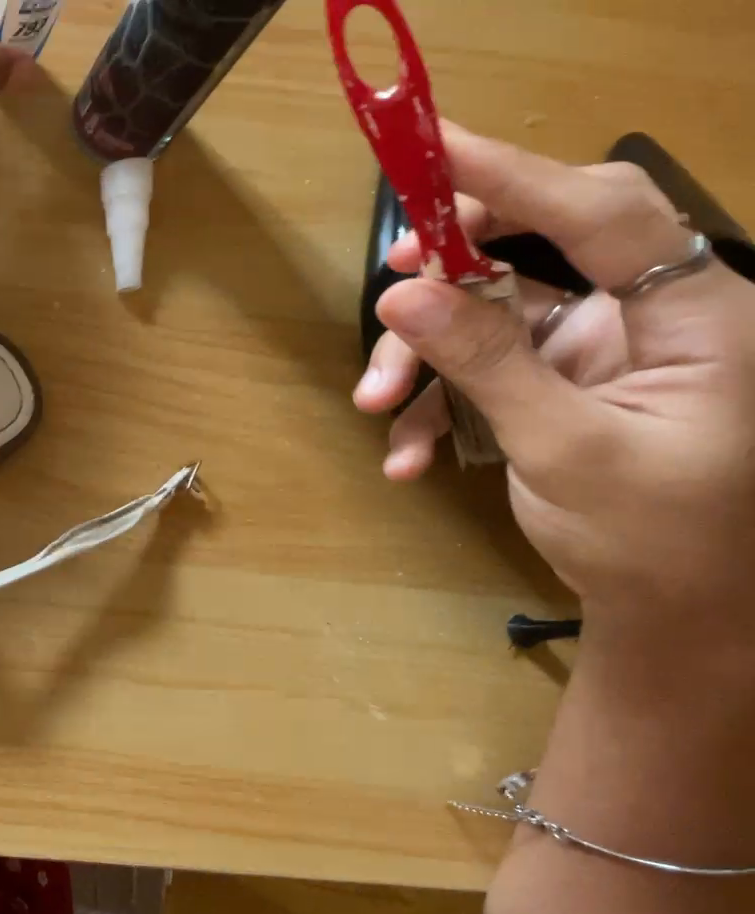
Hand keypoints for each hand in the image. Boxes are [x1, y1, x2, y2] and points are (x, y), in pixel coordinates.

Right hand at [355, 123, 754, 636]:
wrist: (673, 611)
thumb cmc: (654, 536)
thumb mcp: (564, 447)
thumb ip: (486, 364)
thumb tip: (403, 294)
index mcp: (695, 313)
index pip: (604, 211)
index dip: (515, 174)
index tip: (430, 148)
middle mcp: (646, 314)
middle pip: (536, 250)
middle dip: (451, 270)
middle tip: (387, 283)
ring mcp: (595, 351)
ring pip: (488, 316)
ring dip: (418, 361)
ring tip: (372, 411)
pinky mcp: (554, 385)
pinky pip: (476, 373)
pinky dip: (430, 410)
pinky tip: (404, 459)